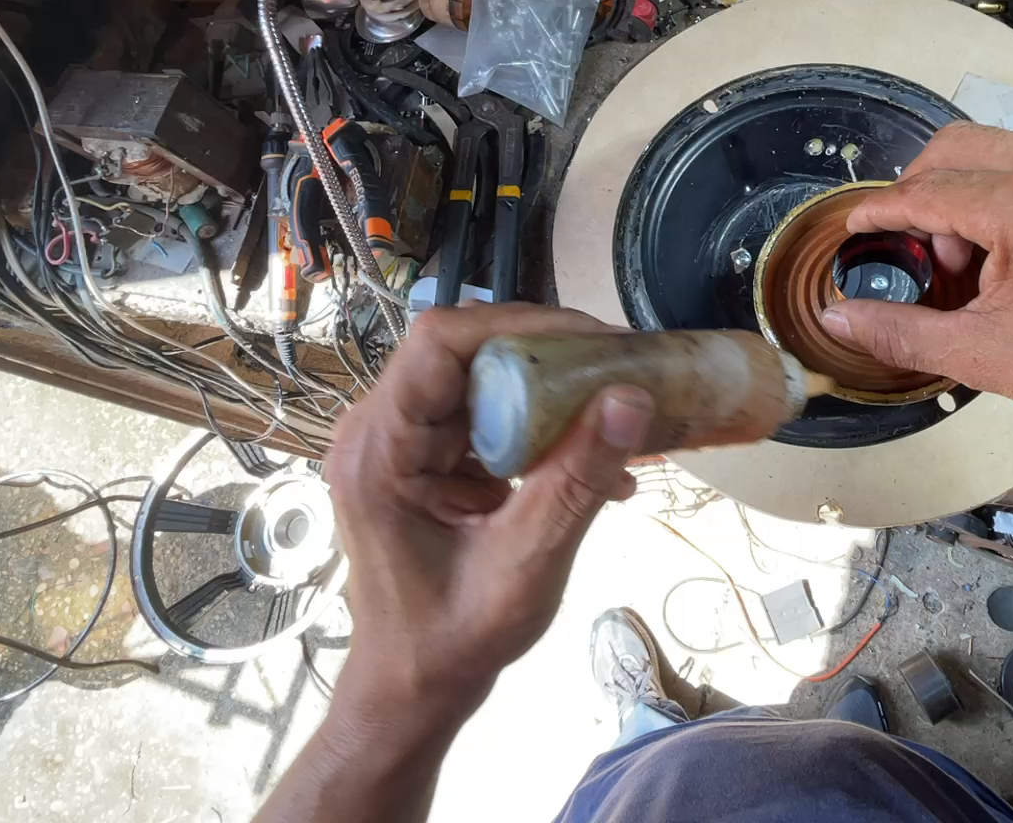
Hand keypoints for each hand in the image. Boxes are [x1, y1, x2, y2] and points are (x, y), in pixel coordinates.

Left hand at [323, 303, 652, 710]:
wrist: (415, 685)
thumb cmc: (453, 640)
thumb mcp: (526, 567)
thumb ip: (577, 481)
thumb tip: (632, 398)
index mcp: (380, 450)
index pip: (439, 344)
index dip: (519, 325)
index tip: (594, 342)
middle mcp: (380, 429)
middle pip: (465, 350)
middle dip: (548, 352)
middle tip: (617, 367)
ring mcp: (402, 438)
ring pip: (482, 373)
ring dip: (551, 385)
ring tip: (614, 405)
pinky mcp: (427, 452)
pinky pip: (488, 409)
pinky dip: (542, 420)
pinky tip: (590, 456)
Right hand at [819, 123, 1012, 472]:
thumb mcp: (988, 357)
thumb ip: (899, 330)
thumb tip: (841, 316)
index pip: (925, 191)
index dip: (880, 213)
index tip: (858, 228)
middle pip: (958, 148)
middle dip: (921, 194)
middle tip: (919, 252)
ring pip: (1004, 153)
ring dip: (969, 197)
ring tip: (978, 270)